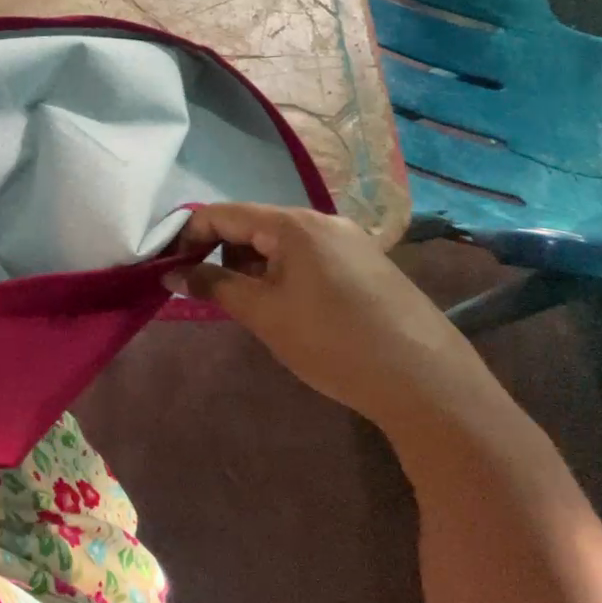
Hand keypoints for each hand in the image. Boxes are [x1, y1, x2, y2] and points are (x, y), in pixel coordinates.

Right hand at [164, 204, 503, 431]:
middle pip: (250, 224)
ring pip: (279, 242)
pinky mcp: (369, 267)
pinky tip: (287, 310)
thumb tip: (171, 273)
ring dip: (251, 266)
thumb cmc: (334, 343)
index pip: (220, 214)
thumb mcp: (262, 314)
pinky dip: (282, 274)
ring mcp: (351, 243)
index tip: (168, 267)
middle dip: (220, 252)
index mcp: (294, 225)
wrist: (432, 388)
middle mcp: (323, 222)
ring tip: (247, 305)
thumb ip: (212, 285)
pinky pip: (308, 257)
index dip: (187, 236)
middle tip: (205, 290)